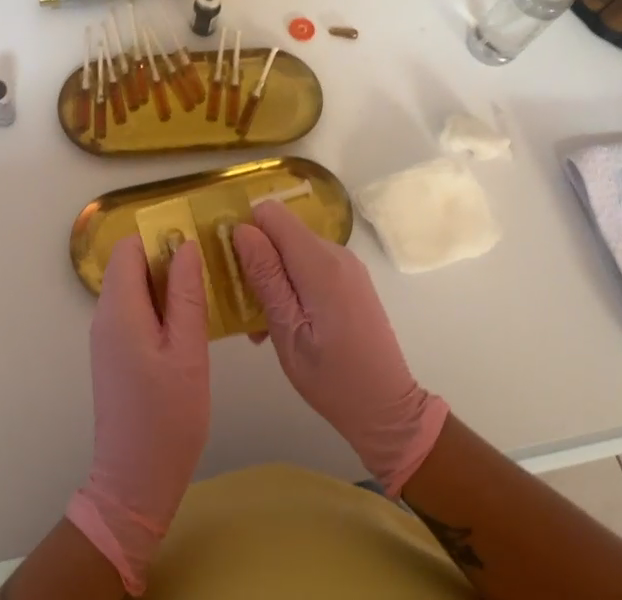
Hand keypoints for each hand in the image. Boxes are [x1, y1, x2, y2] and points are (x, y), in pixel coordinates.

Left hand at [66, 236, 210, 594]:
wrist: (135, 479)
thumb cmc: (167, 416)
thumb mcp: (188, 352)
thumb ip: (186, 295)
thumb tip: (185, 246)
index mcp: (118, 309)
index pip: (129, 247)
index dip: (160, 237)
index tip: (198, 241)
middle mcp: (105, 317)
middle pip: (132, 267)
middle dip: (168, 260)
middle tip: (213, 269)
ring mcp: (107, 338)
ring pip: (136, 291)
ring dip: (168, 287)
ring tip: (209, 295)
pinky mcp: (115, 357)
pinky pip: (136, 315)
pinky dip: (161, 310)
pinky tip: (192, 325)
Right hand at [234, 200, 449, 495]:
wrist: (386, 409)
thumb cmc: (331, 377)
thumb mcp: (287, 331)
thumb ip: (265, 276)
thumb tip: (242, 229)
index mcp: (320, 263)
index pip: (271, 213)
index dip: (247, 232)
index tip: (235, 267)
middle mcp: (337, 254)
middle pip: (281, 231)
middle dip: (257, 261)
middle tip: (248, 308)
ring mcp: (348, 267)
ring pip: (293, 250)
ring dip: (272, 279)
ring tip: (265, 326)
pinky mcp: (351, 281)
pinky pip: (310, 266)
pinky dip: (291, 286)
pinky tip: (287, 324)